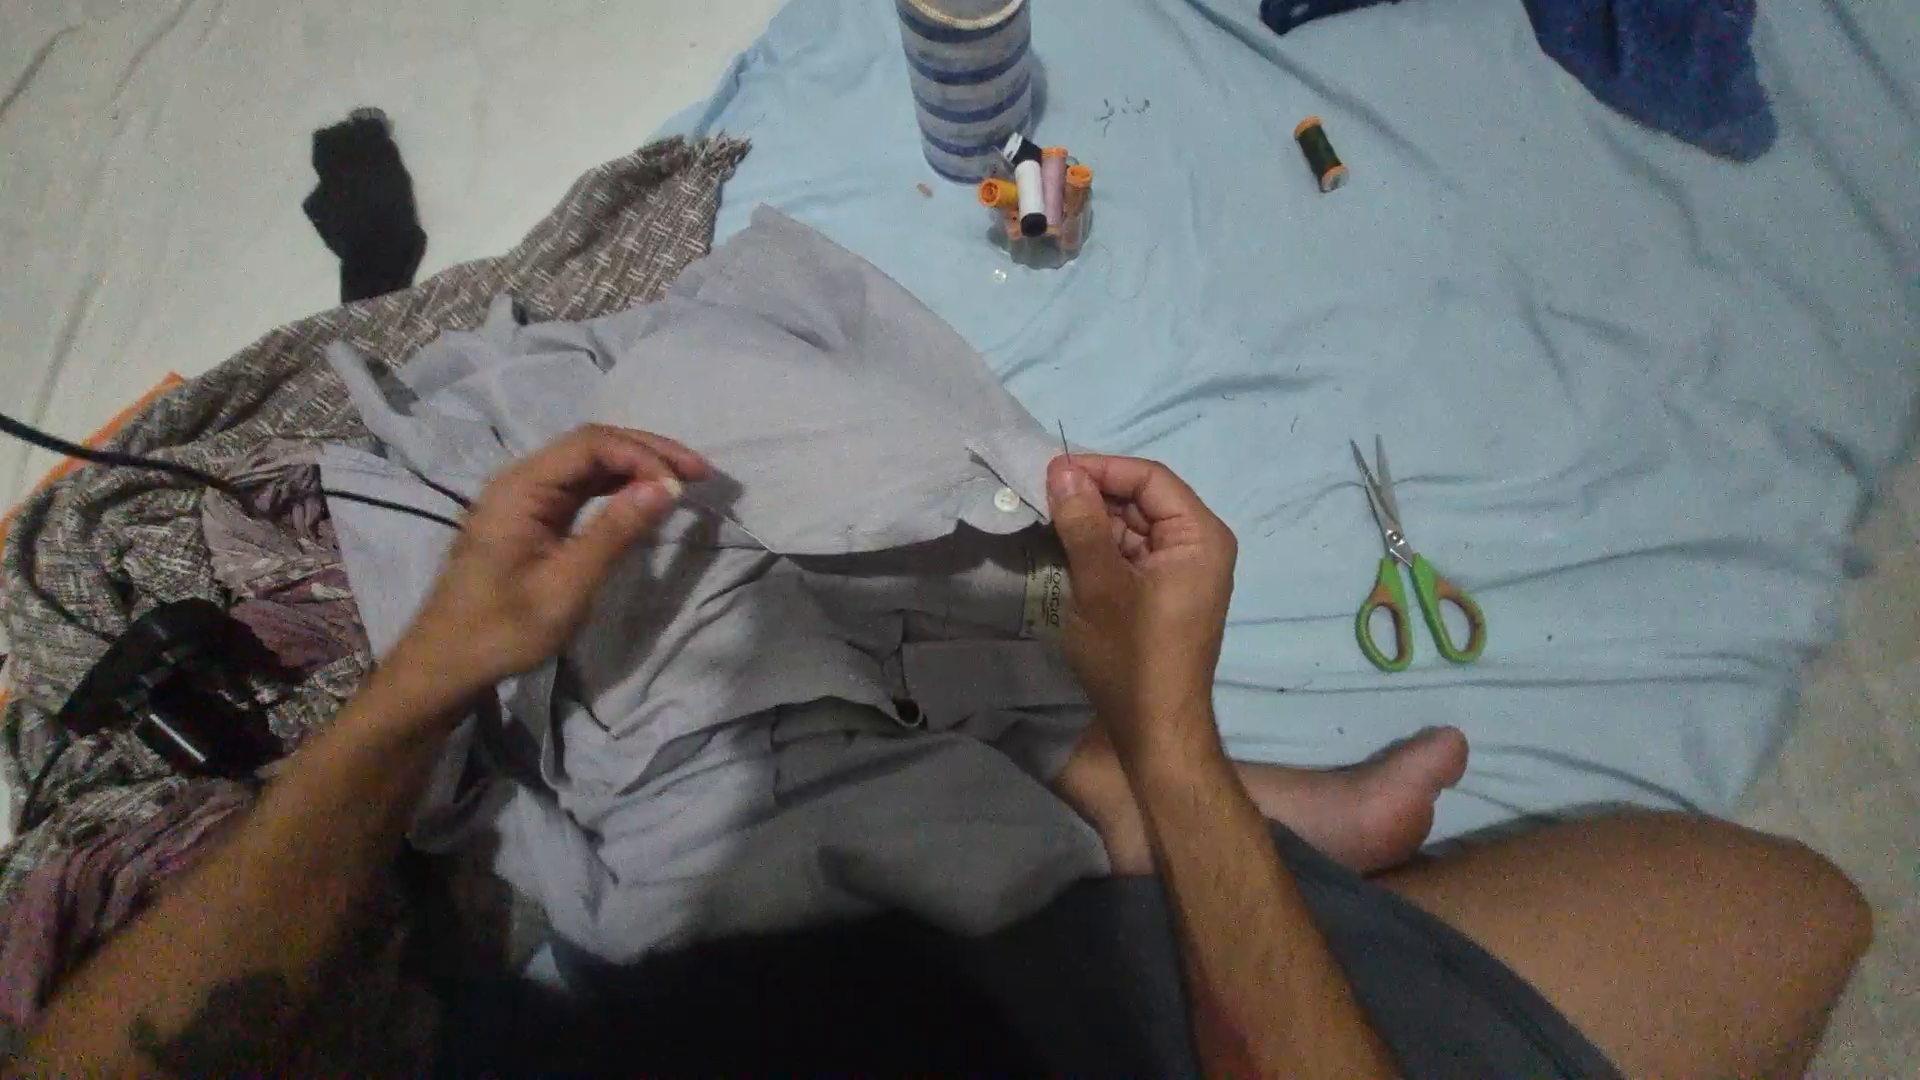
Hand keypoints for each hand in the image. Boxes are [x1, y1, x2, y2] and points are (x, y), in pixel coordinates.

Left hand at [393, 424, 709, 695]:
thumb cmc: (504, 629)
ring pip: (593, 461)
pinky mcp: (537, 515)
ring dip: (641, 466)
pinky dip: (623, 485)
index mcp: (520, 489)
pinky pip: (586, 485)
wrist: (448, 663)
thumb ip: (615, 532)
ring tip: (685, 480)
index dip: (643, 457)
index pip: (591, 444)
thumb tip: (667, 488)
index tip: (681, 488)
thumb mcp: (567, 586)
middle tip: (701, 472)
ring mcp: (528, 496)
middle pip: (594, 443)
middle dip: (650, 452)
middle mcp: (522, 480)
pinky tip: (649, 495)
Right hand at [1047, 454, 1236, 761]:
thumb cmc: (1132, 656)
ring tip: (1044, 519)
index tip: (1052, 471)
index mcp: (1199, 537)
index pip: (1150, 479)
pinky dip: (1096, 549)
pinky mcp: (1160, 593)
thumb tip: (1061, 468)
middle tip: (1041, 495)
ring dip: (1090, 522)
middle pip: (1141, 500)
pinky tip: (1062, 548)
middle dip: (1093, 495)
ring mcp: (1179, 572)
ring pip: (1130, 527)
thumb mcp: (1101, 584)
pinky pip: (1128, 555)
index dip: (1102, 468)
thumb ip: (1082, 523)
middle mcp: (1197, 546)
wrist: (1153, 730)